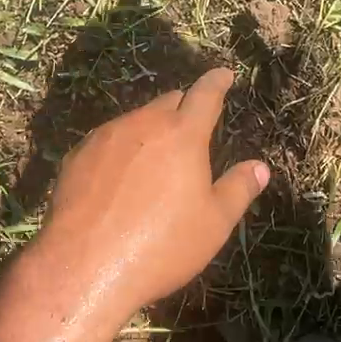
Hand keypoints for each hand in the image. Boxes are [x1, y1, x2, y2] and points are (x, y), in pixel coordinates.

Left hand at [0, 69, 267, 341]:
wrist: (82, 267)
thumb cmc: (160, 245)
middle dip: (184, 109)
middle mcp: (145, 122)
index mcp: (184, 133)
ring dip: (151, 130)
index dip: (218, 81)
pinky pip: (108, 140)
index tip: (224, 74)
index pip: (206, 93)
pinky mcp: (79, 153)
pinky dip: (121, 150)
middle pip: (170, 102)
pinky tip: (119, 181)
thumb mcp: (213, 224)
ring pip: (137, 119)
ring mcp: (108, 135)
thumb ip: (239, 190)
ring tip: (154, 164)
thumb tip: (260, 167)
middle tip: (191, 132)